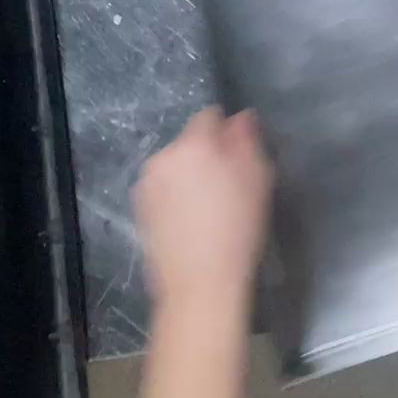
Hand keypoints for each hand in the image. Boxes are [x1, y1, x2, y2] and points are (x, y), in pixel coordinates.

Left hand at [135, 108, 273, 309]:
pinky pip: (164, 187)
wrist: (200, 282)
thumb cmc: (238, 226)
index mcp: (193, 144)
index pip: (209, 115)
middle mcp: (163, 156)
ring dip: (191, 173)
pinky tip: (192, 219)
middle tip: (230, 182)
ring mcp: (147, 183)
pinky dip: (177, 194)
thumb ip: (247, 139)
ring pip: (176, 164)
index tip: (242, 154)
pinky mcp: (139, 208)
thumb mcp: (257, 177)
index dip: (229, 131)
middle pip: (191, 140)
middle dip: (209, 153)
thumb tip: (241, 117)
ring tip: (210, 205)